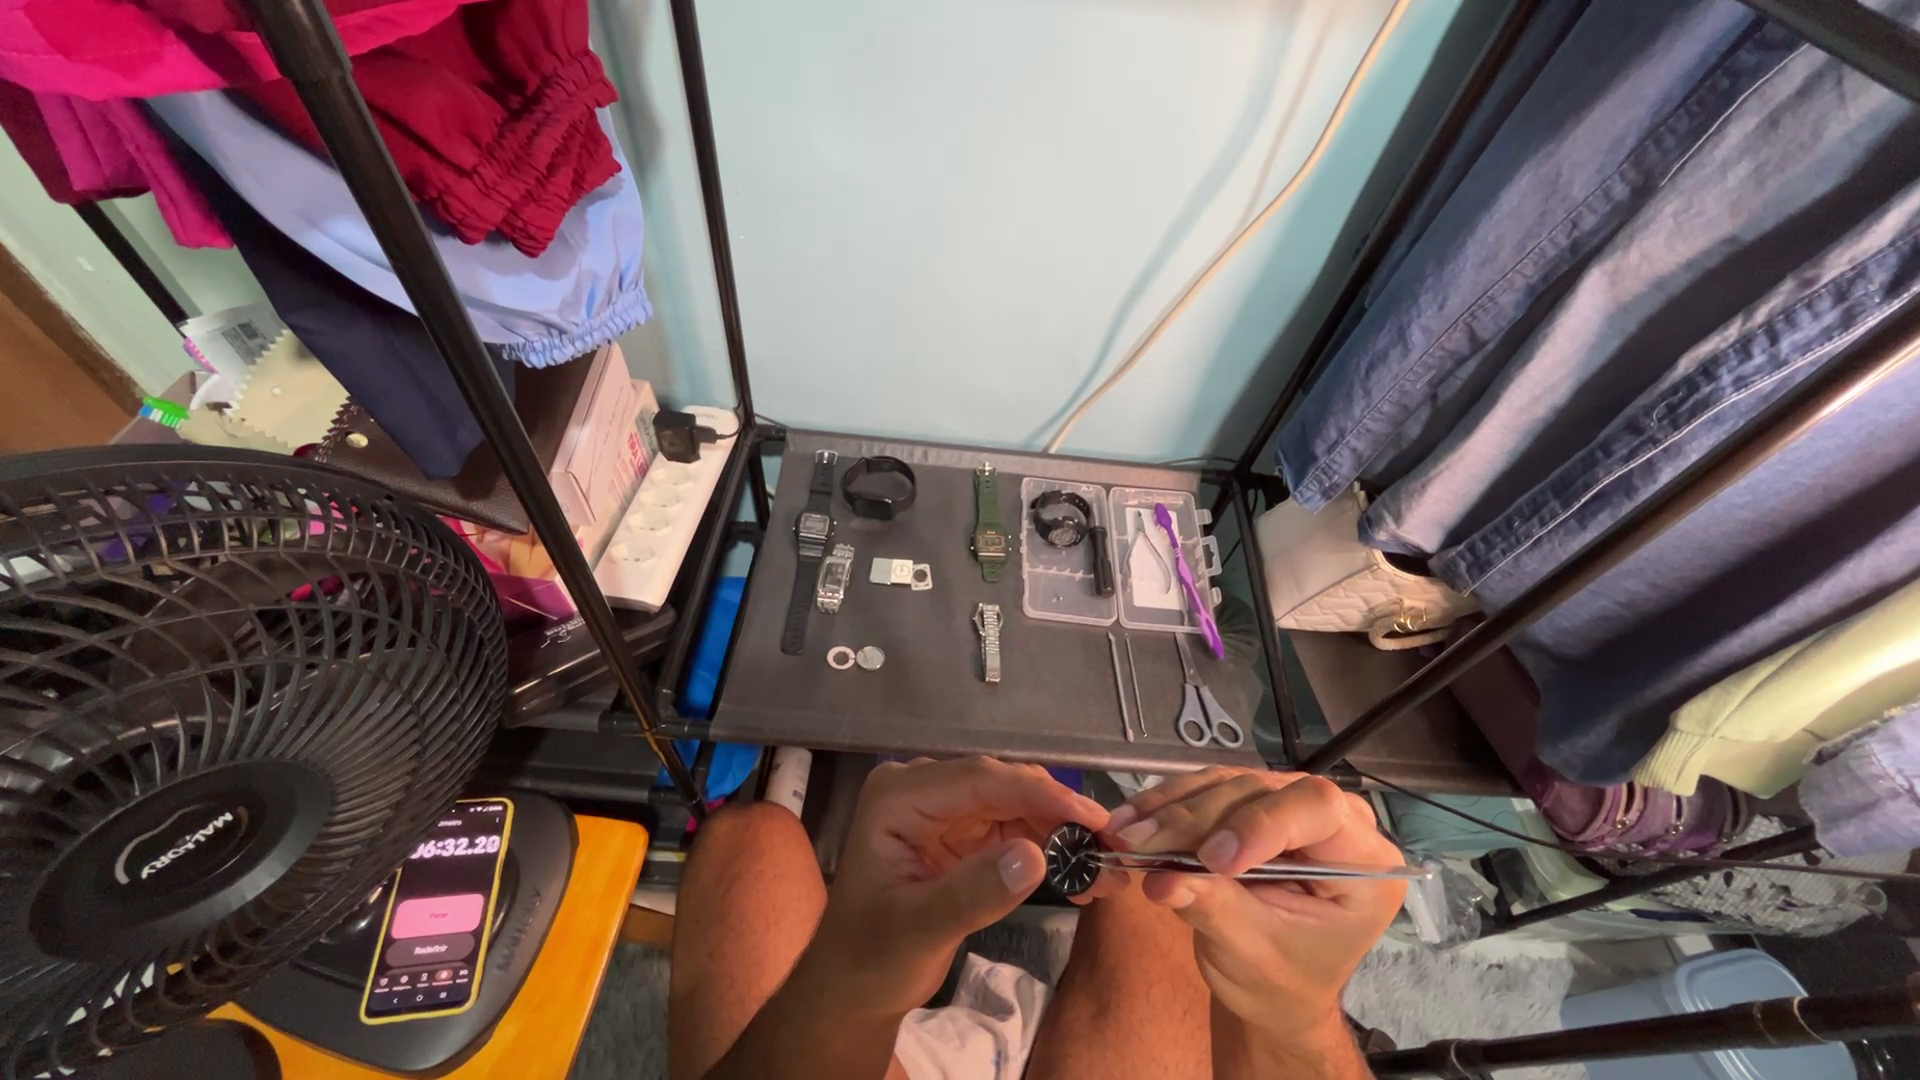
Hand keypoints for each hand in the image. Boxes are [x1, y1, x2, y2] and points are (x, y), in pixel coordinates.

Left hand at [809, 757, 1110, 1014]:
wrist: (855, 984)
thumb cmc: (872, 956)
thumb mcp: (919, 929)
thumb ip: (973, 893)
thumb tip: (1035, 855)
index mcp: (900, 795)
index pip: (978, 780)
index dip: (1039, 794)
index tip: (1094, 818)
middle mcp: (923, 789)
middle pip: (1003, 786)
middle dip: (1059, 813)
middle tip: (1112, 845)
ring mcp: (944, 808)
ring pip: (1016, 804)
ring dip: (1061, 831)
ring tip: (1105, 866)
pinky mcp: (962, 830)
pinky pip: (1014, 826)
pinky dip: (1048, 847)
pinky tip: (1080, 872)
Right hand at [1105, 769, 1404, 1043]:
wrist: (1271, 986)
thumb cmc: (1279, 981)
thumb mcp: (1251, 954)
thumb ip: (1214, 910)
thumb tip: (1160, 880)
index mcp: (1362, 862)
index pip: (1317, 808)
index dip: (1261, 822)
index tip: (1212, 860)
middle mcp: (1330, 821)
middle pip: (1258, 792)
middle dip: (1195, 820)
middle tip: (1139, 845)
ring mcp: (1285, 805)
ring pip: (1223, 784)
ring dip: (1168, 808)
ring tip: (1123, 834)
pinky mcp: (1247, 802)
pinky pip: (1202, 789)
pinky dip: (1161, 806)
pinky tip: (1128, 822)